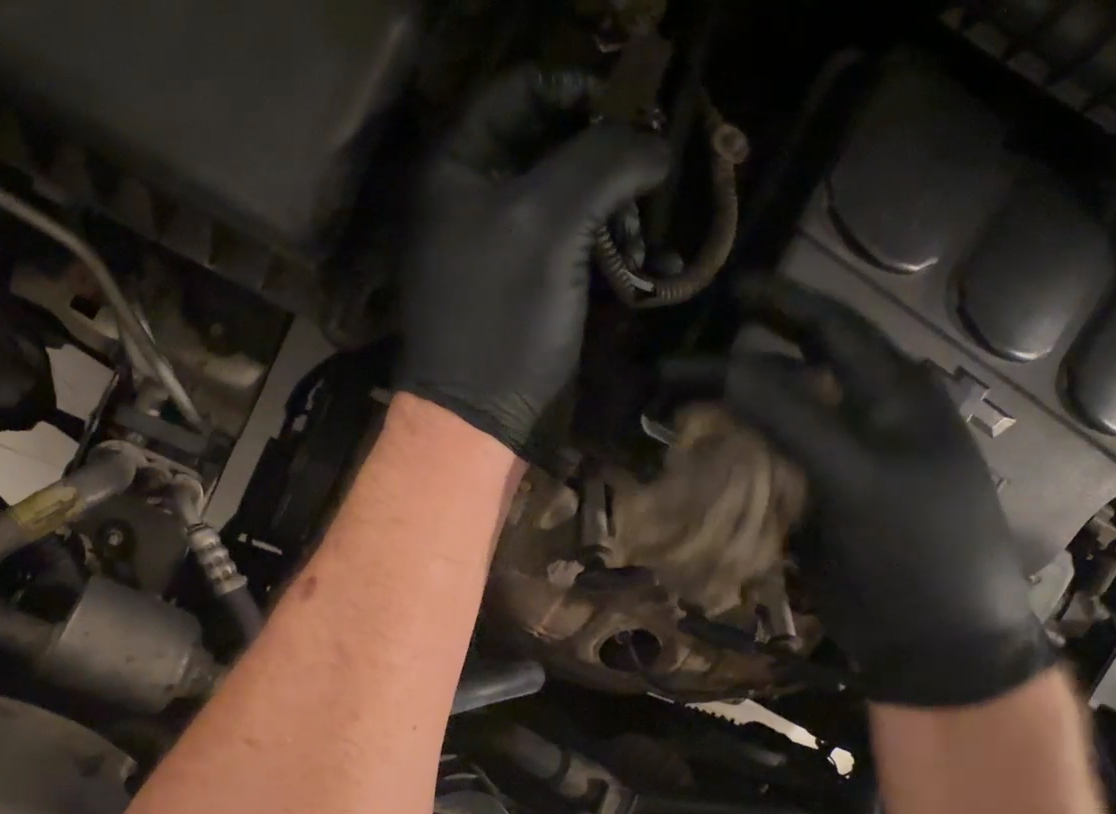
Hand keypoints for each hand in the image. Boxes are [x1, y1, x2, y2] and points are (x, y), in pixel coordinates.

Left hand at [400, 68, 669, 457]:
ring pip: (574, 199)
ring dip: (620, 215)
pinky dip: (612, 254)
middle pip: (557, 146)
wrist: (477, 420)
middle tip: (647, 193)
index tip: (642, 117)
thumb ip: (603, 164)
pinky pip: (576, 247)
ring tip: (643, 249)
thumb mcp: (549, 227)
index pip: (525, 91)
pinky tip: (649, 272)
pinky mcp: (528, 282)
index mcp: (459, 164)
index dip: (586, 93)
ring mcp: (502, 241)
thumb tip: (656, 143)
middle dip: (611, 167)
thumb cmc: (501, 319)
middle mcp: (476, 194)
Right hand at [718, 278, 1053, 706]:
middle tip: (683, 360)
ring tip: (680, 407)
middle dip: (742, 363)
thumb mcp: (856, 475)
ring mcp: (846, 465)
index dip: (783, 305)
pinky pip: (775, 468)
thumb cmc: (914, 550)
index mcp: (896, 396)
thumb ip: (794, 417)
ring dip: (734, 413)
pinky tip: (704, 458)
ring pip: (781, 422)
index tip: (730, 289)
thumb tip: (730, 368)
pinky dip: (739, 459)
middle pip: (798, 373)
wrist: (935, 644)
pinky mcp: (824, 505)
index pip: (833, 331)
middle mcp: (871, 419)